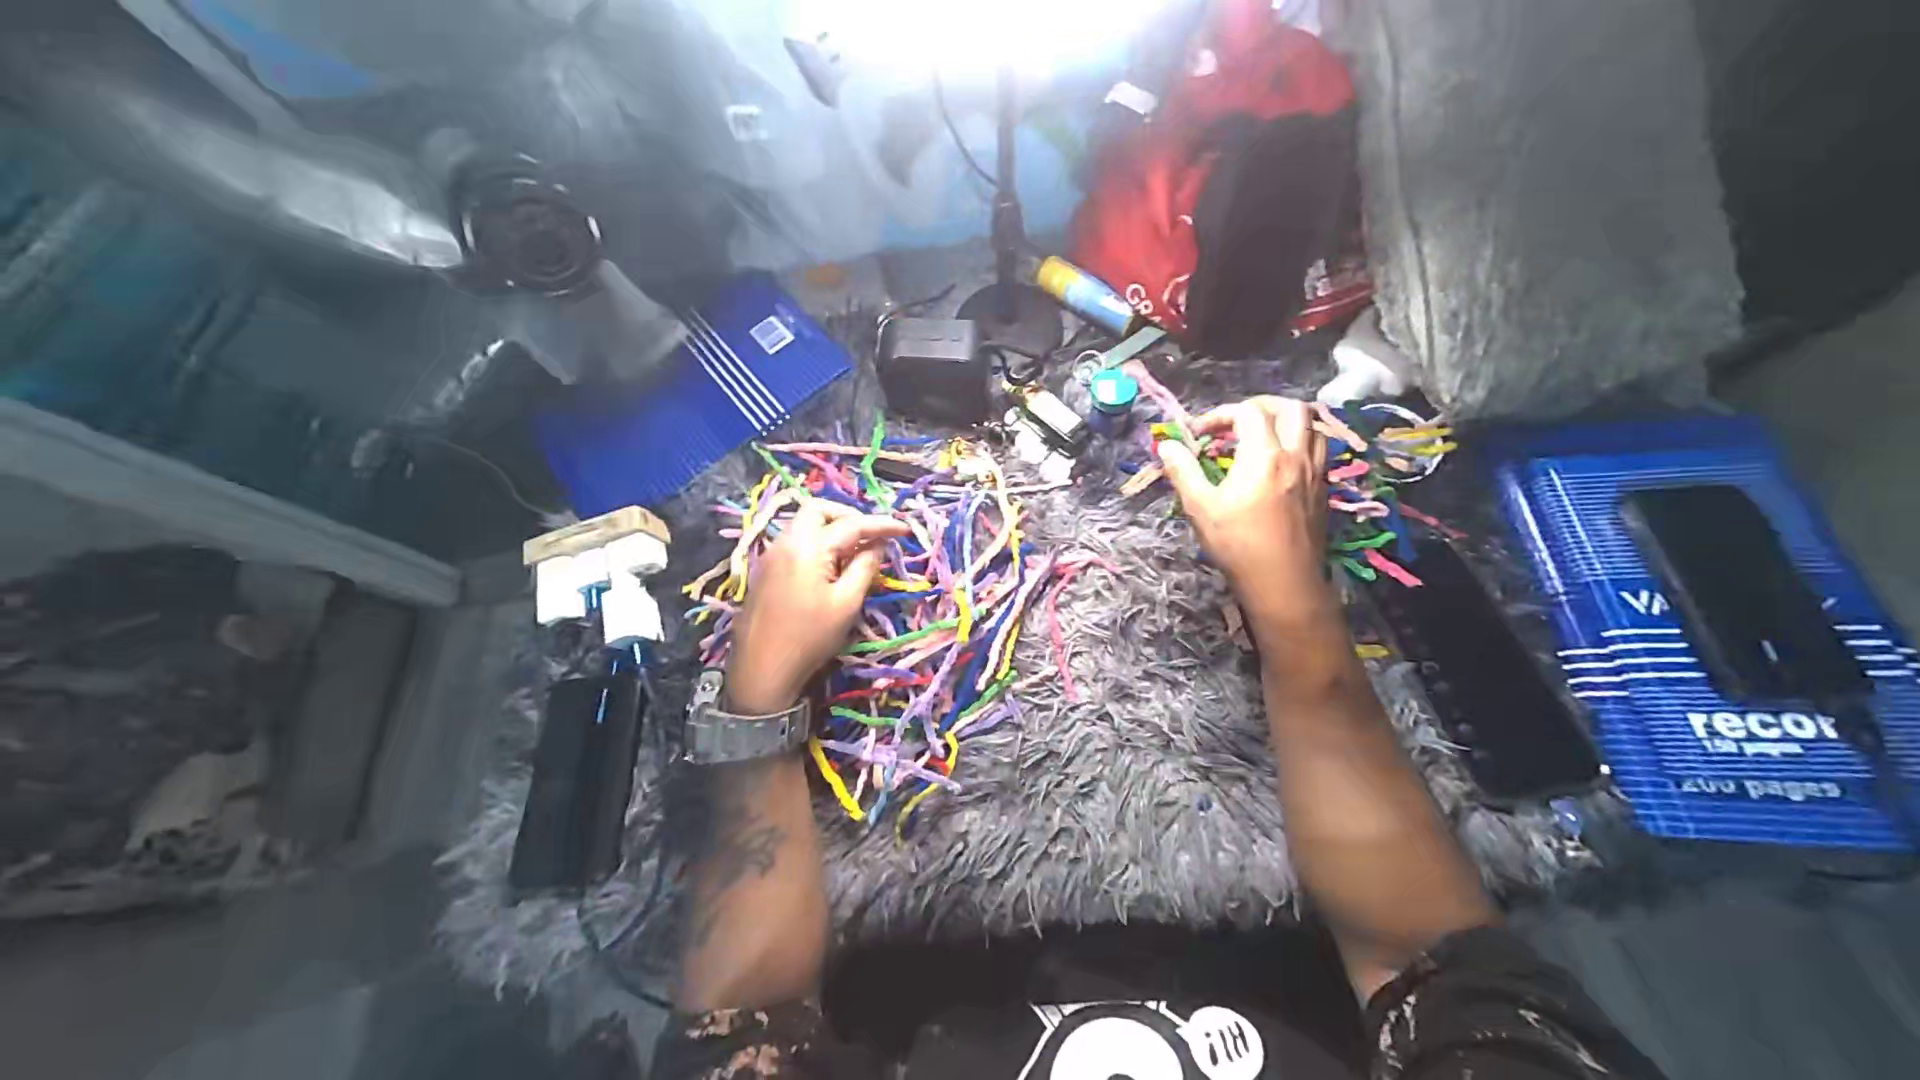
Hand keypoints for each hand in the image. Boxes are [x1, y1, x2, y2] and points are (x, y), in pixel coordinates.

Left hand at [726, 499, 907, 713]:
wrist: (762, 668)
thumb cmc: (810, 637)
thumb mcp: (847, 603)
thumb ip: (865, 567)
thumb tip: (877, 545)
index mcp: (809, 547)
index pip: (851, 524)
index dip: (882, 524)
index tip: (904, 529)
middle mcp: (787, 541)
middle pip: (818, 510)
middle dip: (848, 515)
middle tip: (870, 534)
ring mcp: (772, 554)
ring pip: (804, 524)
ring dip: (831, 527)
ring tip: (854, 551)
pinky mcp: (766, 570)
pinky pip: (794, 541)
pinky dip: (816, 542)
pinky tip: (830, 565)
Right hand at [1158, 396, 1328, 614]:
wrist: (1283, 582)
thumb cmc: (1238, 545)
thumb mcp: (1200, 507)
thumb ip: (1183, 471)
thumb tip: (1166, 444)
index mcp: (1264, 456)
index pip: (1247, 412)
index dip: (1220, 415)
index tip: (1199, 434)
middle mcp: (1295, 455)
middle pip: (1290, 407)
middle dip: (1259, 406)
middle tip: (1236, 421)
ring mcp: (1314, 472)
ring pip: (1311, 426)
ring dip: (1284, 422)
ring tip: (1260, 437)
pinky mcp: (1322, 489)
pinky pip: (1318, 449)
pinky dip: (1298, 442)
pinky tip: (1278, 462)